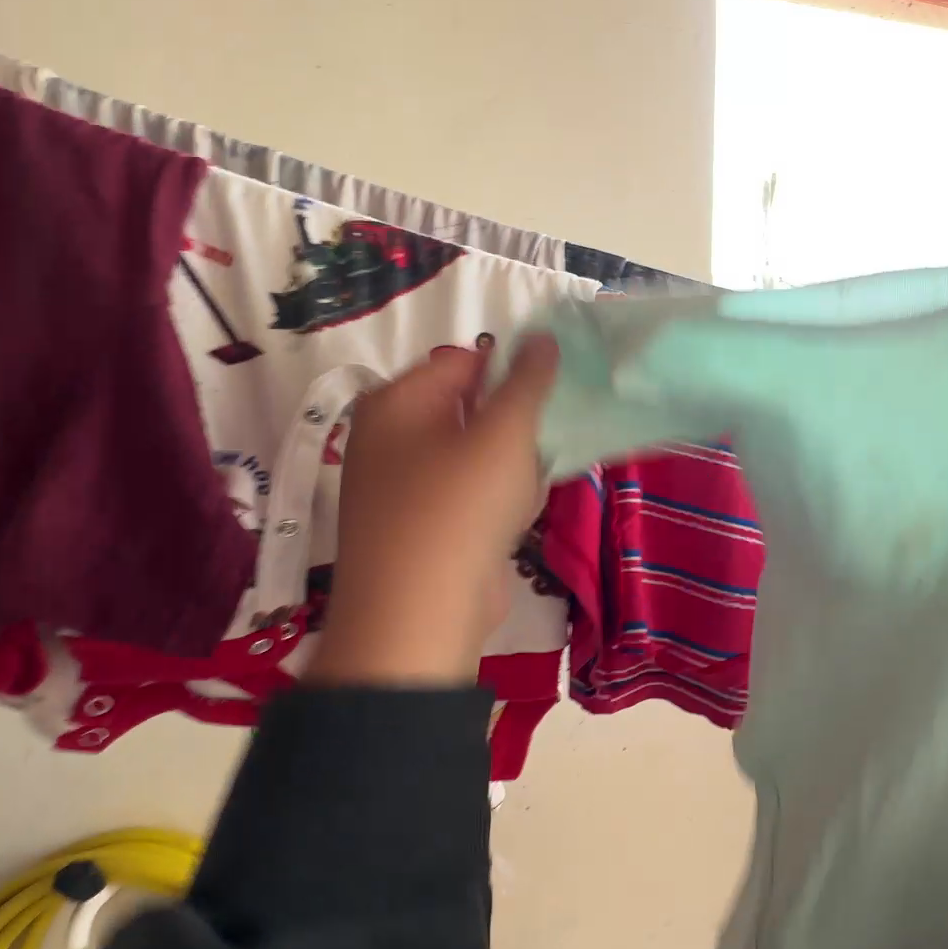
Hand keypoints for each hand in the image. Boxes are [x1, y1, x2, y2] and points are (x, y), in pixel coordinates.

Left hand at [308, 336, 560, 685]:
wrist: (422, 610)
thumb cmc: (461, 506)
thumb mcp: (505, 433)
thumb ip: (529, 381)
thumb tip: (543, 338)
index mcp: (397, 401)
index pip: (464, 360)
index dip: (514, 369)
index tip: (557, 393)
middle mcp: (390, 436)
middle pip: (470, 407)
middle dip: (518, 422)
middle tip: (551, 439)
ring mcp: (402, 485)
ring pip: (476, 453)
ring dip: (515, 463)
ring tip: (536, 482)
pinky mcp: (421, 525)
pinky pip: (469, 493)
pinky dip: (498, 497)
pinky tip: (519, 514)